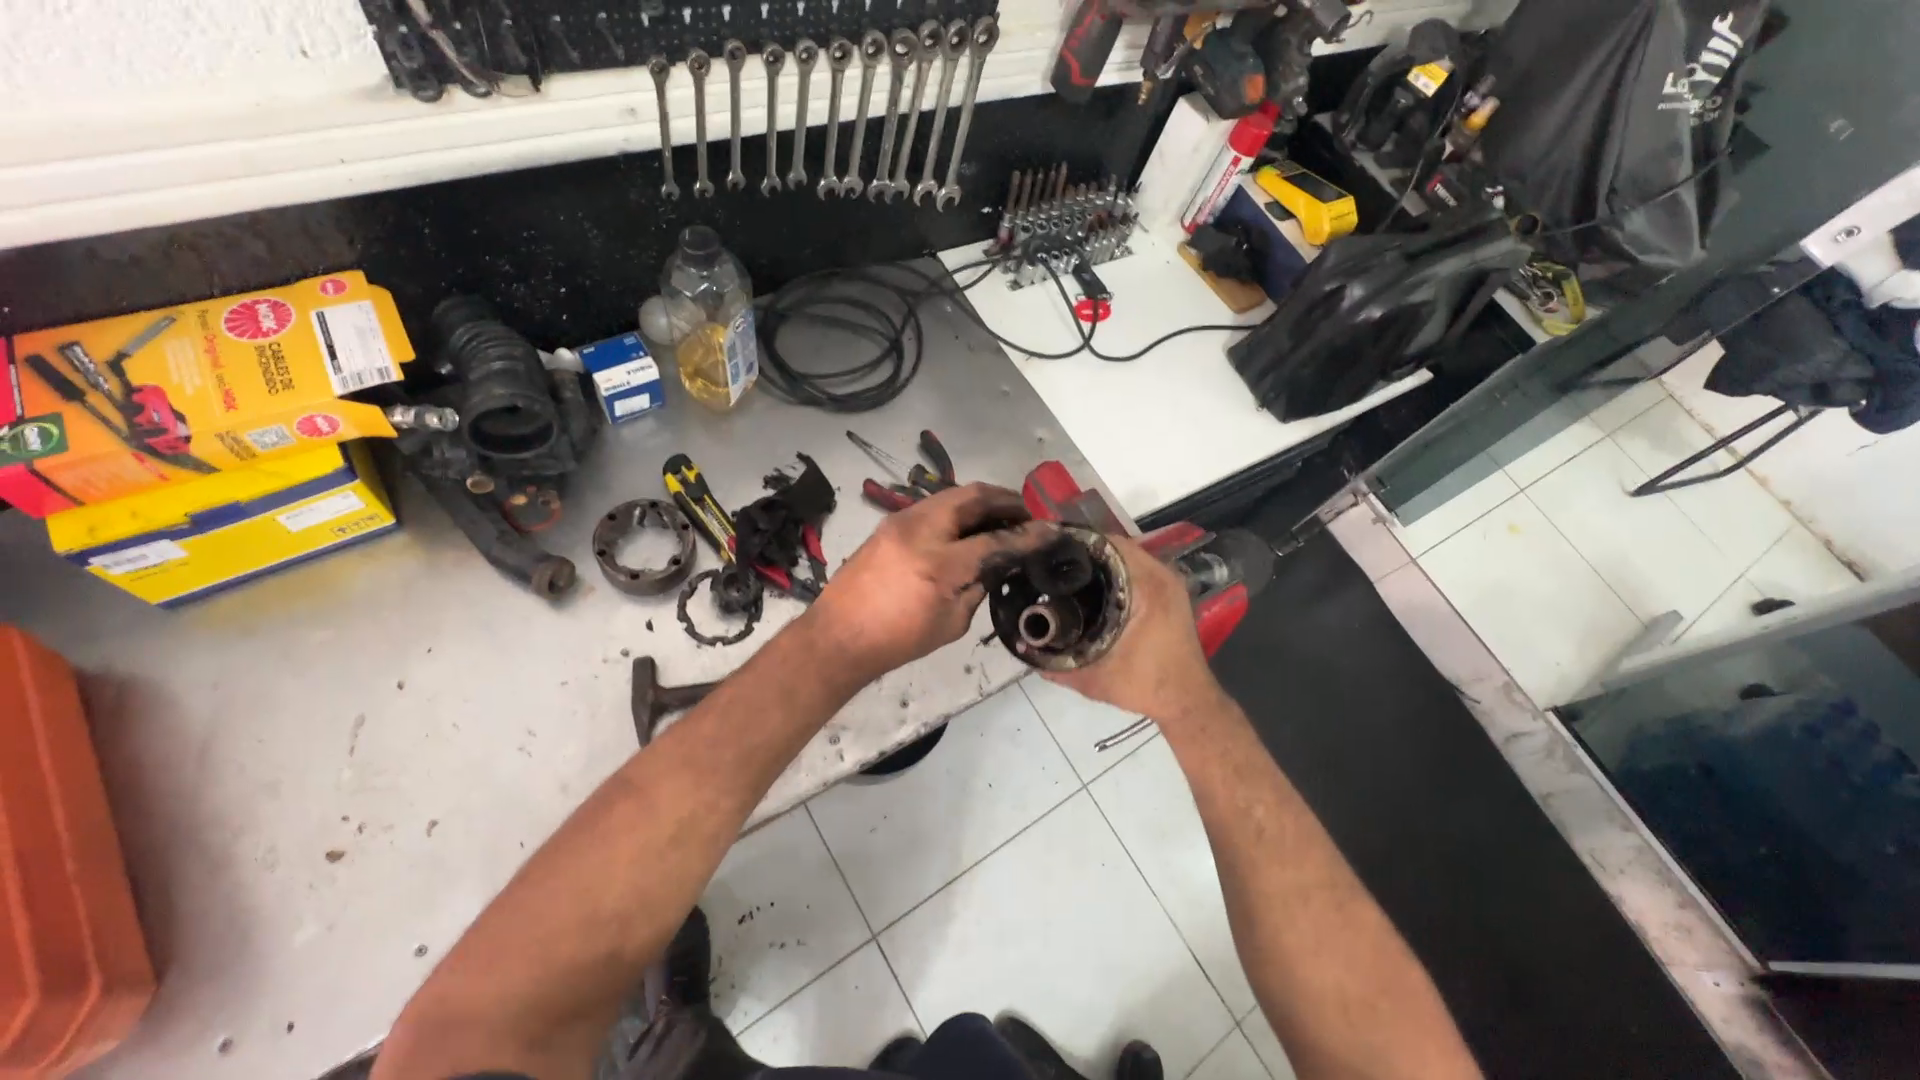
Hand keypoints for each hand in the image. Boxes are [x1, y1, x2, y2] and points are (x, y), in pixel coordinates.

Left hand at [805, 483, 1052, 683]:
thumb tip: (995, 564)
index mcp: (940, 564)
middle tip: (1028, 512)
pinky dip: (957, 510)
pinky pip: (933, 507)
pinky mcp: (888, 523)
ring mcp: (900, 521)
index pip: (997, 540)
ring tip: (1002, 516)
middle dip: (1007, 501)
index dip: (1029, 535)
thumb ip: (978, 586)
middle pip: (974, 497)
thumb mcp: (951, 622)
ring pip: (951, 496)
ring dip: (981, 502)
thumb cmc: (898, 640)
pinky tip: (969, 526)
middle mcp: (920, 530)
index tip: (1052, 531)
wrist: (839, 636)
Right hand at [1044, 535, 1226, 723]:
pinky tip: (1090, 587)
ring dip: (1098, 561)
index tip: (1047, 551)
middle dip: (1082, 551)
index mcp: (1147, 586)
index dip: (1074, 544)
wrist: (1188, 701)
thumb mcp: (1096, 677)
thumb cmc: (1147, 686)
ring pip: (1126, 555)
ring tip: (1065, 572)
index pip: (1106, 544)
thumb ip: (1056, 665)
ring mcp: (1169, 582)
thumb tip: (1021, 648)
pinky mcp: (1170, 592)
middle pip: (1115, 545)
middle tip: (1050, 562)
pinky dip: (1114, 571)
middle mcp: (1162, 575)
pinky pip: (1137, 567)